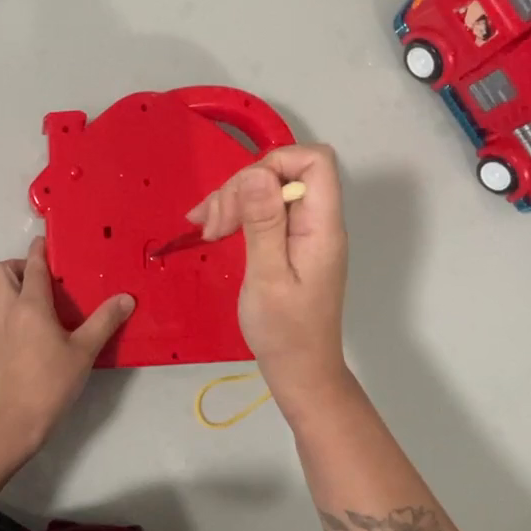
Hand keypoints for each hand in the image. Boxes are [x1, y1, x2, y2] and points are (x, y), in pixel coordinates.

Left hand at [0, 237, 133, 452]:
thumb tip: (126, 298)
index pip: (32, 266)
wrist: (18, 419)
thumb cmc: (53, 383)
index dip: (39, 250)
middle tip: (40, 277)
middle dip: (17, 266)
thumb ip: (104, 321)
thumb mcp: (85, 351)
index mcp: (31, 306)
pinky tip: (18, 321)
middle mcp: (7, 310)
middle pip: (0, 272)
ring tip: (26, 296)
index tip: (48, 243)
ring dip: (1, 285)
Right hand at [188, 145, 350, 401]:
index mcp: (322, 226)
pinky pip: (265, 214)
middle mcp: (318, 222)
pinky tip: (213, 231)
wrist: (299, 369)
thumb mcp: (267, 278)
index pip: (314, 161)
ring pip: (269, 192)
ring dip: (233, 202)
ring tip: (208, 231)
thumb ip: (263, 224)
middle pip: (285, 173)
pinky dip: (238, 216)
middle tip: (213, 226)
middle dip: (242, 188)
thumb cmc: (284, 331)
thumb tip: (255, 174)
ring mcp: (304, 234)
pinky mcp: (290, 245)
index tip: (238, 199)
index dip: (273, 164)